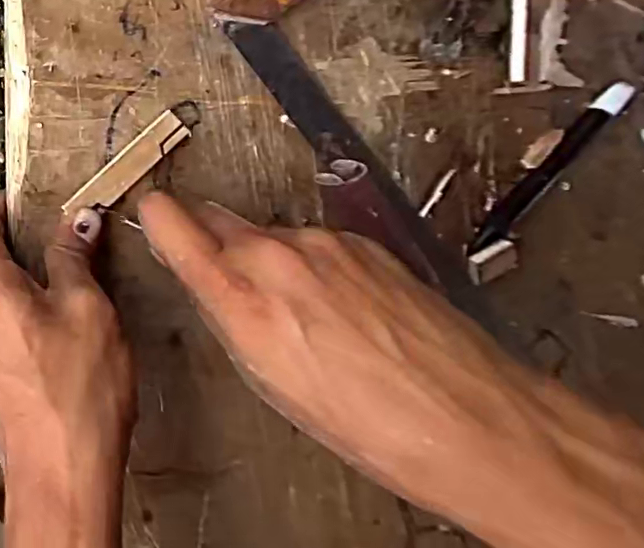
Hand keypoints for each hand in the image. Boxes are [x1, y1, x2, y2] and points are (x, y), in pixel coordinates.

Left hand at [0, 194, 132, 547]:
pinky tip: (43, 296)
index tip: (36, 199)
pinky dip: (4, 283)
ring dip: (3, 254)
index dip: (4, 201)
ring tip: (50, 256)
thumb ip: (74, 256)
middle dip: (0, 223)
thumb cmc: (74, 392)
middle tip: (44, 223)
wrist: (58, 471)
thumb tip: (79, 219)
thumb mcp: (86, 308)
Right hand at [137, 191, 541, 501]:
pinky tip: (344, 309)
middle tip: (233, 284)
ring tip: (306, 313)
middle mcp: (271, 254)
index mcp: (238, 294)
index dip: (156, 219)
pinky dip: (311, 265)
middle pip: (209, 216)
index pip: (164, 215)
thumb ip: (218, 308)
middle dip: (209, 241)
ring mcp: (319, 242)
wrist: (486, 428)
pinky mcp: (359, 242)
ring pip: (263, 234)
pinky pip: (310, 242)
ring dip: (266, 259)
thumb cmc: (368, 424)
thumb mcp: (263, 376)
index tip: (161, 231)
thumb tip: (194, 273)